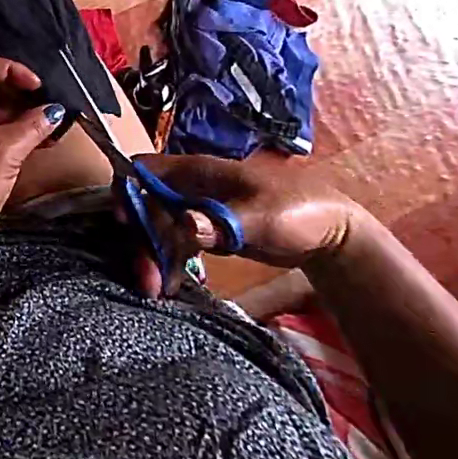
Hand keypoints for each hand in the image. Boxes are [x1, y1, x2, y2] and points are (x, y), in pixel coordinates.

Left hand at [0, 58, 64, 269]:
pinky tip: (45, 138)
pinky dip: (20, 130)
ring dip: (25, 113)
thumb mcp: (7, 150)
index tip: (37, 86)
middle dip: (22, 93)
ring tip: (53, 122)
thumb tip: (56, 109)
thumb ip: (34, 124)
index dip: (13, 70)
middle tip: (50, 102)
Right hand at [140, 153, 369, 268]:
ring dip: (152, 255)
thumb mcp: (261, 217)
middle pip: (146, 205)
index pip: (144, 169)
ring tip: (156, 289)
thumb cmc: (297, 211)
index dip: (128, 190)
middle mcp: (189, 186)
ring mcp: (195, 209)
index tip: (128, 223)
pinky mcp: (205, 230)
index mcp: (197, 171)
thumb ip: (222, 221)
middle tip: (146, 277)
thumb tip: (184, 223)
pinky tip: (171, 285)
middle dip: (141, 238)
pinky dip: (169, 261)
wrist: (329, 233)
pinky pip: (174, 243)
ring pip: (158, 227)